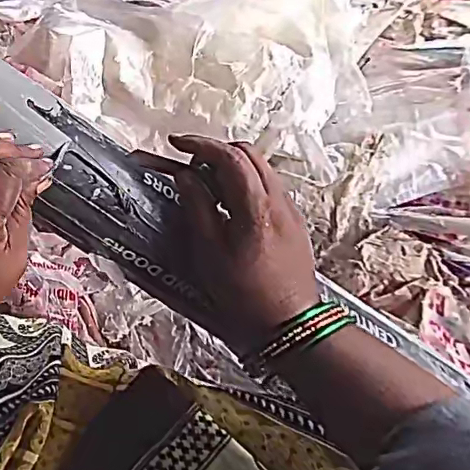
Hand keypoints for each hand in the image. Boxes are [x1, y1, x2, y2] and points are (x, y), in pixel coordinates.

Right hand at [135, 136, 320, 353]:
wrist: (290, 325)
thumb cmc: (243, 292)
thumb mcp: (208, 250)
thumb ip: (196, 206)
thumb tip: (183, 176)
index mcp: (255, 208)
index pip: (230, 157)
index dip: (200, 145)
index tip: (175, 143)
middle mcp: (279, 202)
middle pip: (249, 154)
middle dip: (215, 150)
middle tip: (188, 161)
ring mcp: (290, 211)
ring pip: (260, 168)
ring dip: (230, 165)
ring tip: (203, 182)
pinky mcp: (293, 223)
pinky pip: (266, 187)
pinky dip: (242, 182)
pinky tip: (225, 202)